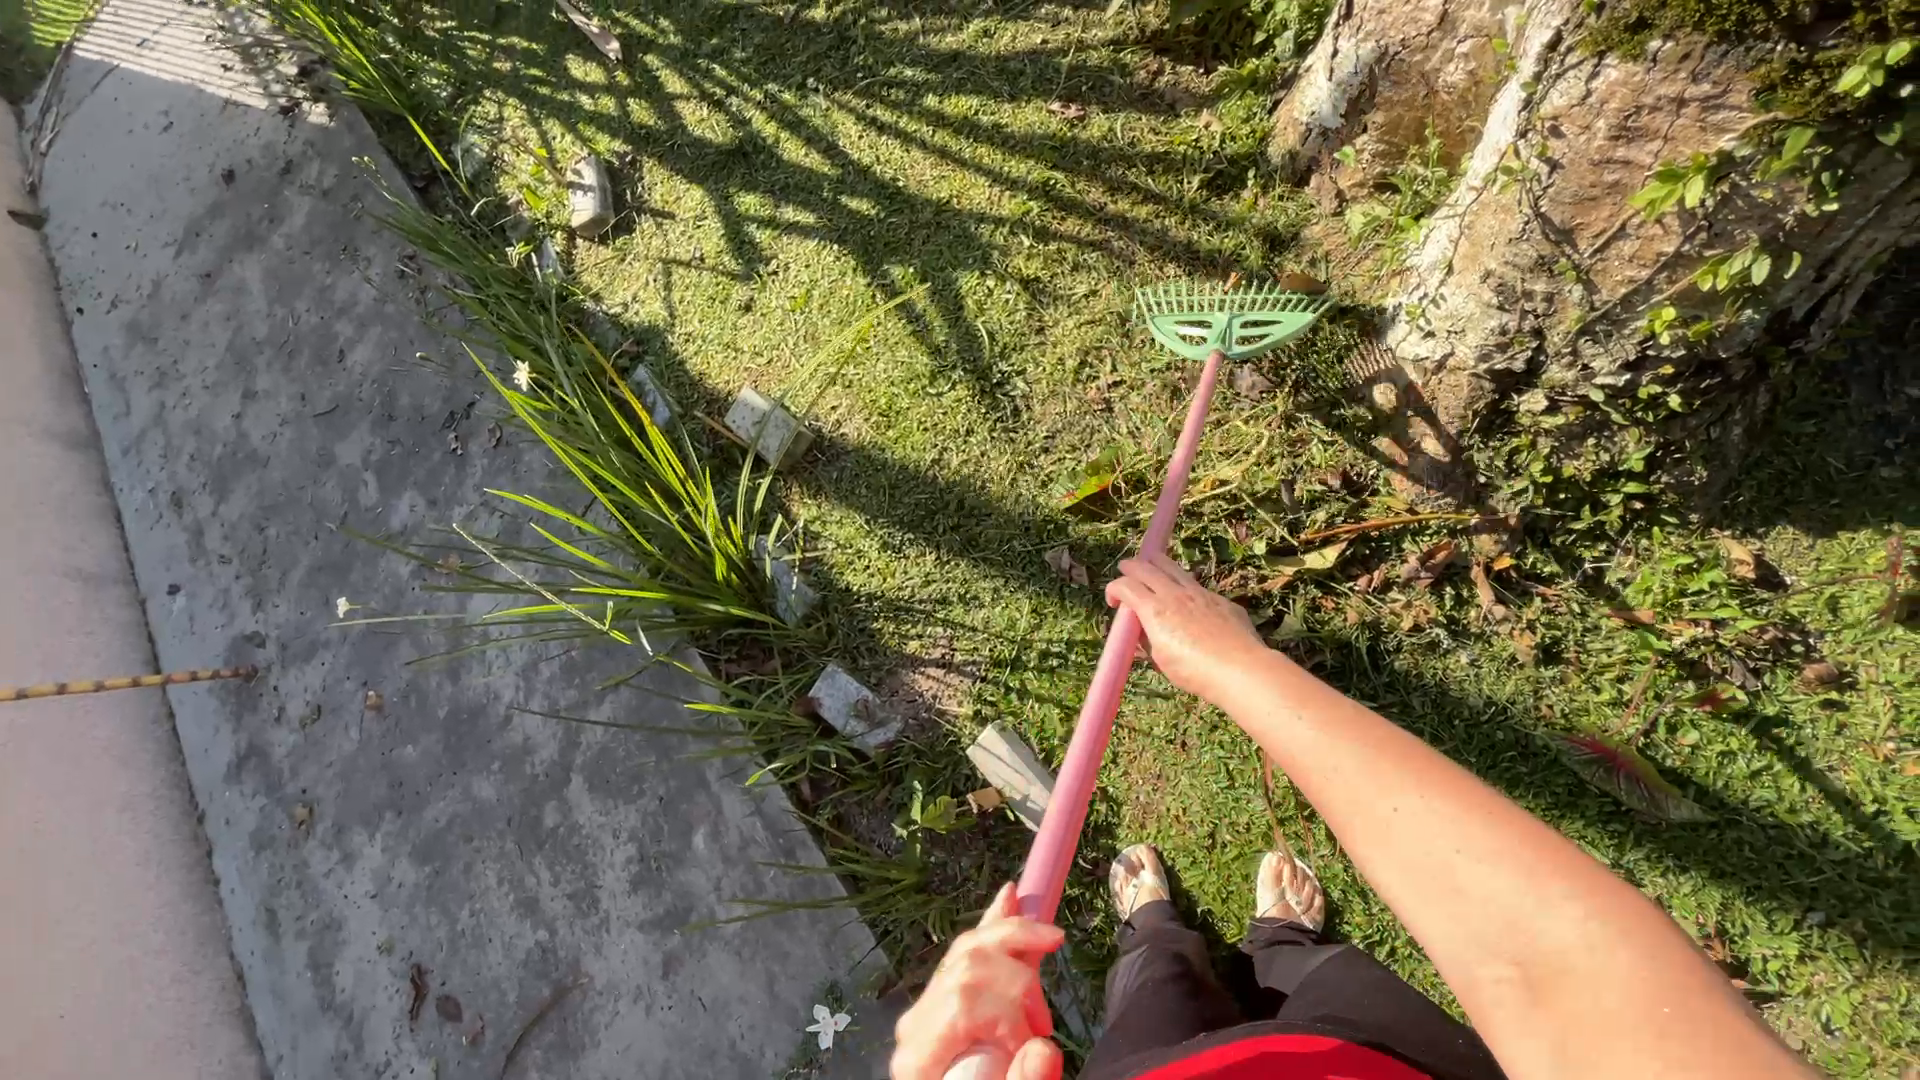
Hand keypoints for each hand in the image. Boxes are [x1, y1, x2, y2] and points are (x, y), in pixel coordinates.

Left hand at [890, 883, 1064, 1079]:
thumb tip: (1043, 1051)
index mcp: (920, 1057)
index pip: (964, 1000)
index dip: (1007, 1012)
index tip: (1037, 1042)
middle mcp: (919, 1024)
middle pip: (969, 966)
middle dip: (1019, 982)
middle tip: (1044, 1024)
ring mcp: (930, 1009)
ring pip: (969, 948)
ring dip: (1015, 943)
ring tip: (1049, 948)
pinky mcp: (946, 1002)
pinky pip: (968, 951)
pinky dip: (996, 926)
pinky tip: (1011, 897)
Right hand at [1104, 550, 1272, 705]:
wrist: (1240, 669)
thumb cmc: (1194, 671)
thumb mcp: (1161, 659)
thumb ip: (1148, 640)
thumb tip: (1141, 633)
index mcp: (1154, 610)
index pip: (1125, 585)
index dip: (1113, 589)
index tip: (1113, 601)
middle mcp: (1174, 594)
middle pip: (1146, 566)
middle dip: (1131, 566)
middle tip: (1125, 569)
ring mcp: (1199, 593)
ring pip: (1173, 567)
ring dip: (1157, 565)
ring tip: (1152, 568)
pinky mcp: (1219, 599)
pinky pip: (1196, 585)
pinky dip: (1184, 586)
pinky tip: (1187, 602)